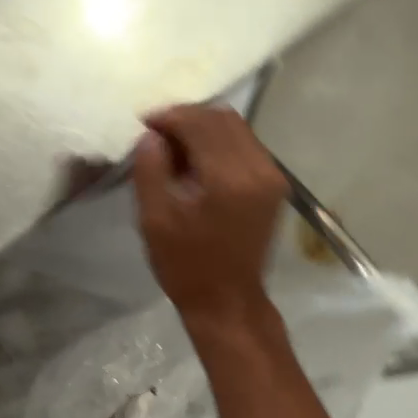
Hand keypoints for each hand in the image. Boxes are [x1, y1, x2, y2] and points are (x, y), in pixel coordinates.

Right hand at [133, 104, 289, 326]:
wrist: (226, 300)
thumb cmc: (184, 266)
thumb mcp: (154, 221)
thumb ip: (151, 173)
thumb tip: (150, 138)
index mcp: (229, 178)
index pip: (202, 125)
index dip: (171, 117)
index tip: (143, 124)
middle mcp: (259, 168)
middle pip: (225, 120)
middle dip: (187, 119)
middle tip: (155, 135)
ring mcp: (271, 175)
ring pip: (237, 130)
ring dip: (203, 131)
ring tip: (171, 150)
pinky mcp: (273, 184)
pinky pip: (245, 148)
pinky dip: (217, 146)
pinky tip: (194, 164)